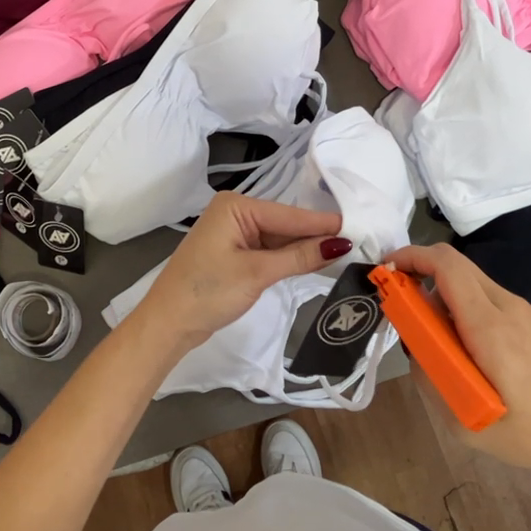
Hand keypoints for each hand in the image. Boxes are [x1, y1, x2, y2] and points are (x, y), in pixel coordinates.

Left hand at [134, 192, 350, 349]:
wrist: (168, 323)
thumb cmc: (207, 292)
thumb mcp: (257, 273)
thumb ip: (299, 256)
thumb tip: (340, 244)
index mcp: (236, 206)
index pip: (290, 214)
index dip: (325, 224)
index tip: (362, 226)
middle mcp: (235, 212)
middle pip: (286, 224)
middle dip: (318, 236)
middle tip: (361, 243)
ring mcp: (234, 233)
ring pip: (280, 238)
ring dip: (306, 248)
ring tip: (347, 254)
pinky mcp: (234, 253)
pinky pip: (269, 250)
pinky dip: (290, 258)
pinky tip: (315, 262)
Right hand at [385, 244, 530, 494]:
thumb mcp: (465, 422)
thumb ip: (430, 377)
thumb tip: (414, 343)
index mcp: (491, 327)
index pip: (446, 266)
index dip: (410, 257)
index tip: (385, 271)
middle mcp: (510, 308)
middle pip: (457, 265)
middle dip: (420, 271)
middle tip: (398, 300)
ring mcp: (527, 313)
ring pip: (473, 281)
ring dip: (442, 291)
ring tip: (429, 332)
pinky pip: (489, 298)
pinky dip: (464, 305)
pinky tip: (463, 345)